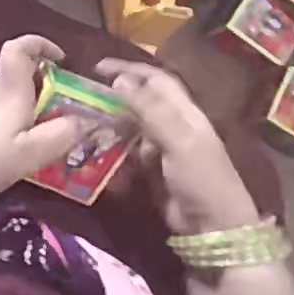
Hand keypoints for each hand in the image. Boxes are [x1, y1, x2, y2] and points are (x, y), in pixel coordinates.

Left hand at [0, 36, 89, 194]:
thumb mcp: (33, 152)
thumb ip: (63, 134)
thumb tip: (85, 120)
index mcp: (11, 89)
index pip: (18, 47)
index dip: (40, 44)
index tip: (61, 60)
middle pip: (24, 73)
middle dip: (50, 84)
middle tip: (70, 108)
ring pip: (17, 94)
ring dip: (39, 105)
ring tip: (55, 132)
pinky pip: (7, 110)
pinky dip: (23, 119)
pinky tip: (29, 144)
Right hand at [97, 58, 262, 234]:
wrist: (212, 227)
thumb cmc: (201, 178)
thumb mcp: (179, 140)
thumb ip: (150, 110)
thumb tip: (119, 81)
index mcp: (185, 112)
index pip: (156, 79)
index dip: (129, 69)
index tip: (97, 66)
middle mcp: (173, 125)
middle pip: (141, 100)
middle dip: (114, 92)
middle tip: (82, 92)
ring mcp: (161, 148)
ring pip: (131, 124)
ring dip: (109, 119)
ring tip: (81, 117)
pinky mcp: (150, 170)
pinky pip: (126, 150)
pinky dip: (110, 145)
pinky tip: (93, 145)